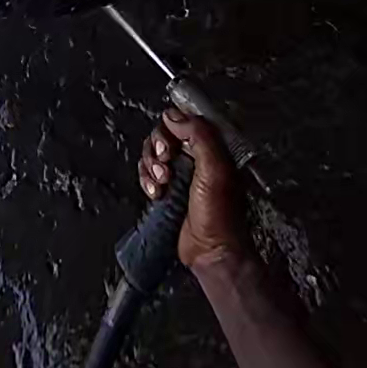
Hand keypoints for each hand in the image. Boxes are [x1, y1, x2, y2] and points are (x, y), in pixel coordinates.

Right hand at [139, 108, 249, 270]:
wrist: (211, 252)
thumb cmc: (220, 215)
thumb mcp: (215, 169)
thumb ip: (198, 136)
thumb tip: (173, 114)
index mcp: (211, 148)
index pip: (184, 121)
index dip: (172, 128)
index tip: (170, 144)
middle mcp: (195, 157)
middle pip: (163, 136)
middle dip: (158, 149)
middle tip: (165, 164)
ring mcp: (180, 174)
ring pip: (152, 154)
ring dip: (151, 167)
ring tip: (163, 184)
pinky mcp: (167, 189)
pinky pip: (147, 174)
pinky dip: (147, 181)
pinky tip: (157, 193)